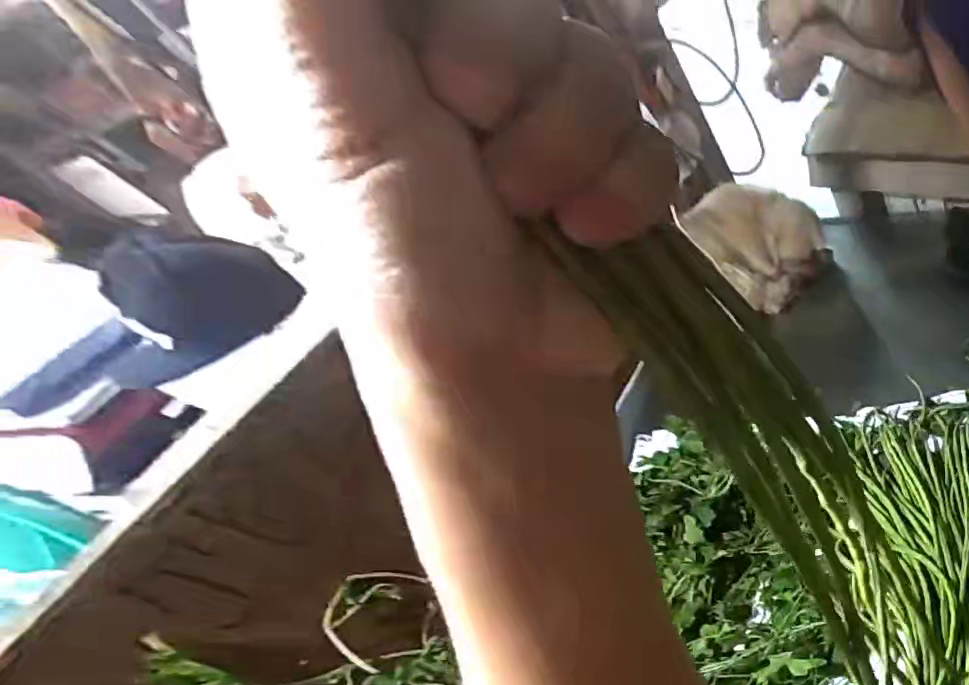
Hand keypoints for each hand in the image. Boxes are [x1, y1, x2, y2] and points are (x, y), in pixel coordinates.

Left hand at [187, 0, 677, 385]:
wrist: (498, 352)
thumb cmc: (393, 236)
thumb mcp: (298, 72)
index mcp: (391, 27)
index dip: (470, 21)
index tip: (439, 84)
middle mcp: (482, 65)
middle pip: (543, 15)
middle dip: (521, 93)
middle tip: (487, 168)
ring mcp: (563, 128)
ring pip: (609, 75)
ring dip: (572, 153)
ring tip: (539, 215)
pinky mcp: (622, 182)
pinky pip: (656, 147)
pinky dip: (627, 195)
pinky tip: (590, 234)